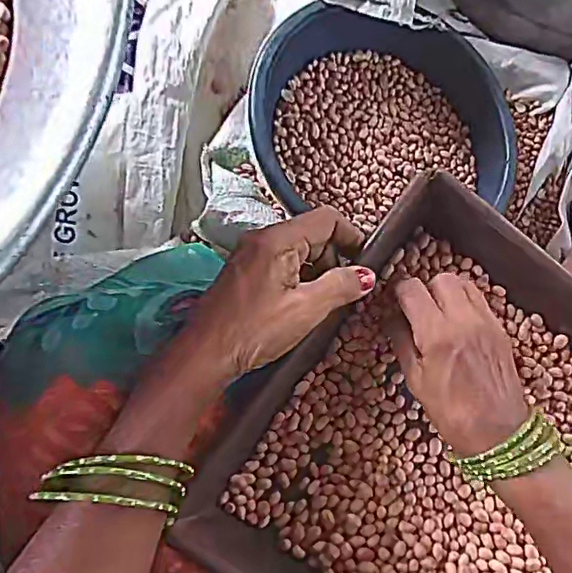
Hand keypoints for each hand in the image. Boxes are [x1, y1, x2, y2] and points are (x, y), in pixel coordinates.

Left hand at [176, 207, 372, 387]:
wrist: (205, 354)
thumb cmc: (252, 332)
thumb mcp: (306, 310)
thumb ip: (340, 287)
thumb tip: (366, 275)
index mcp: (277, 240)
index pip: (327, 219)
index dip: (353, 236)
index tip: (366, 262)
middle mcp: (261, 240)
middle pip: (312, 233)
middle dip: (335, 257)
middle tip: (347, 288)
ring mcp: (249, 255)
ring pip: (297, 250)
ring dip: (317, 270)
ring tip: (326, 301)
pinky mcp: (244, 273)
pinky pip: (280, 264)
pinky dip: (298, 278)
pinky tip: (302, 305)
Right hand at [385, 272, 529, 455]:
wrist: (498, 432)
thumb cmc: (453, 414)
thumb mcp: (416, 381)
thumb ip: (402, 343)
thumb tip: (392, 321)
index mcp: (437, 334)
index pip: (411, 289)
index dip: (398, 292)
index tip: (395, 303)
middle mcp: (464, 321)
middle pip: (440, 278)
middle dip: (425, 289)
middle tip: (417, 310)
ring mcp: (486, 322)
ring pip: (463, 284)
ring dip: (447, 293)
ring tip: (438, 315)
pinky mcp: (501, 329)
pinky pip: (480, 301)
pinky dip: (466, 304)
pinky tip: (458, 325)